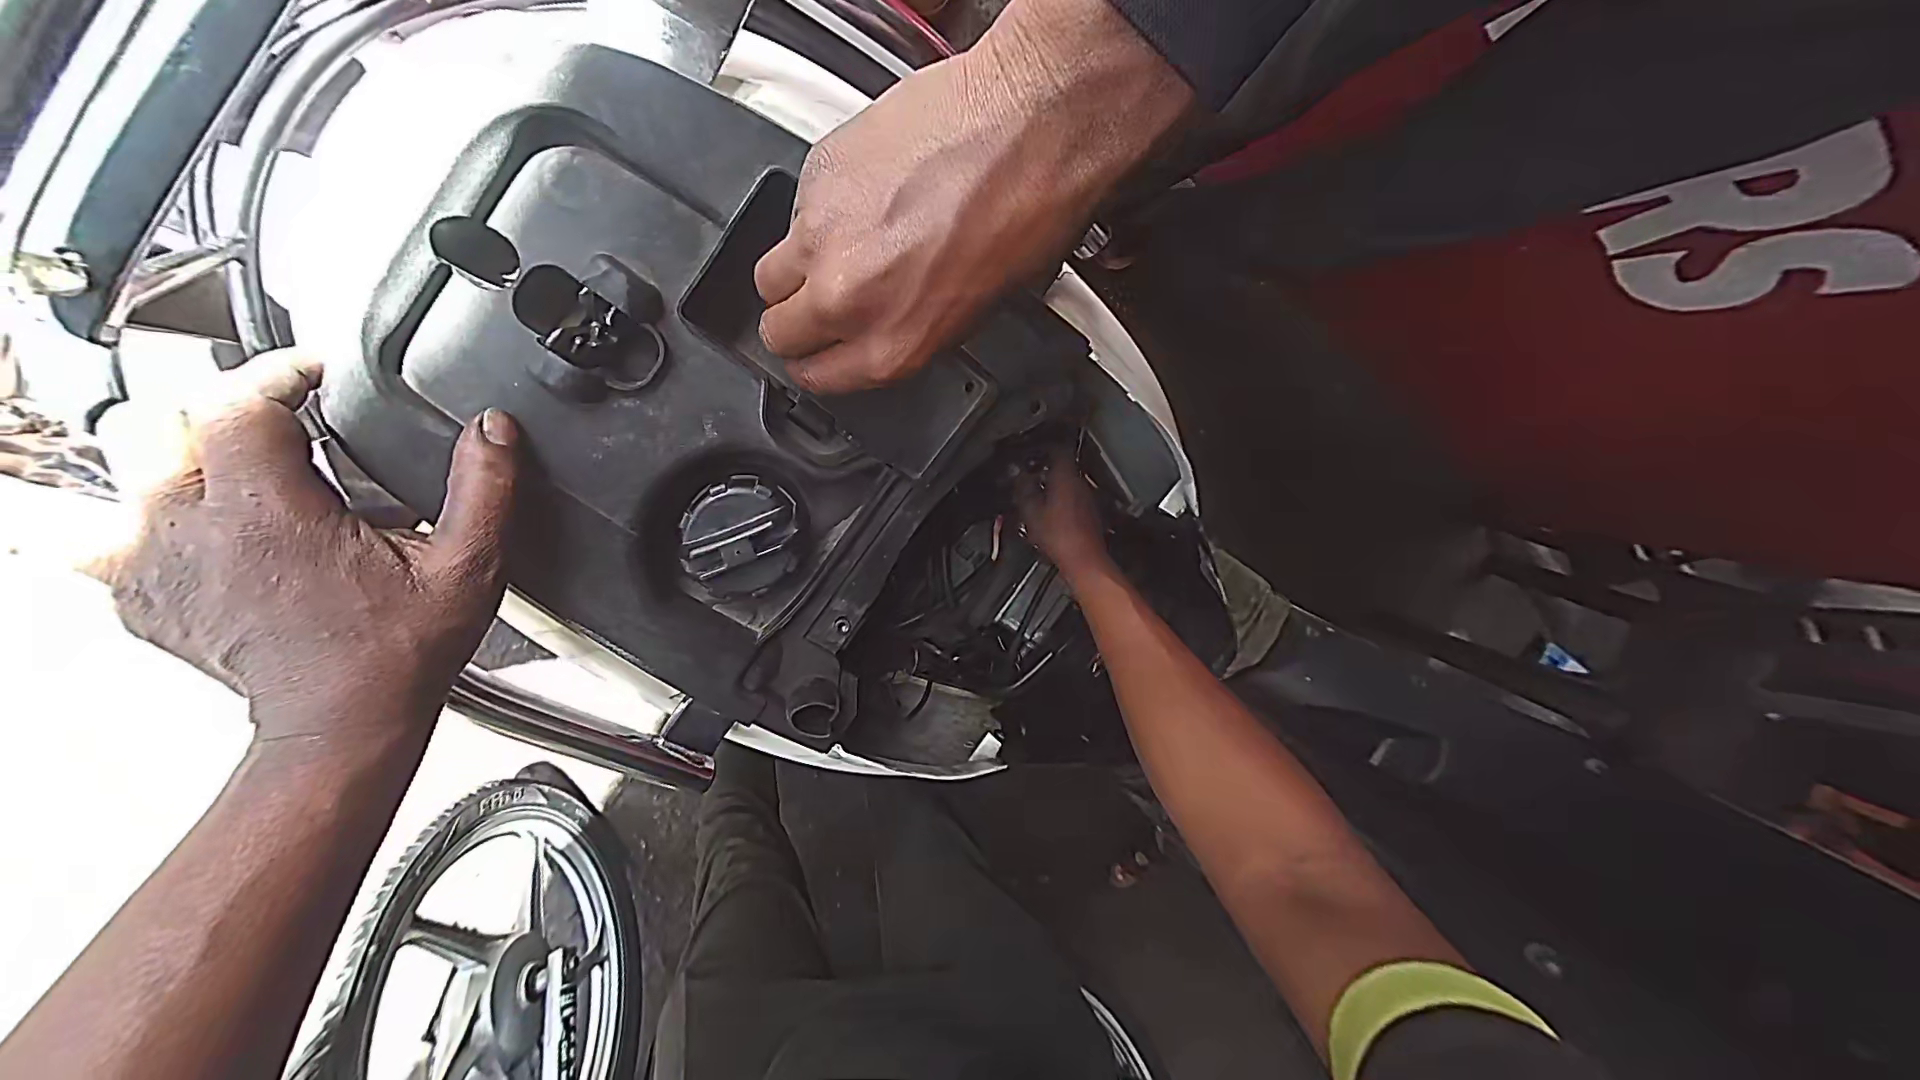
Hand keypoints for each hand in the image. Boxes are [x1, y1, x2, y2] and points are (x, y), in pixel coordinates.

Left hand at [94, 352, 519, 744]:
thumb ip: (484, 489)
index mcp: (268, 514)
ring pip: (130, 465)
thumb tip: (492, 430)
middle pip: (163, 420)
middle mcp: (187, 530)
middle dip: (232, 412)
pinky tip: (233, 528)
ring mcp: (150, 564)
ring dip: (197, 455)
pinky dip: (170, 508)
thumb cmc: (400, 649)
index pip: (236, 401)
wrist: (344, 719)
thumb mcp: (468, 565)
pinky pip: (116, 522)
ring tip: (266, 474)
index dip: (280, 373)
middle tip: (296, 427)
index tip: (316, 373)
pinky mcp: (138, 592)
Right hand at [754, 0, 1191, 393]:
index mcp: (892, 346)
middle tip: (821, 303)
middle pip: (778, 331)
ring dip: (795, 271)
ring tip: (839, 250)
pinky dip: (816, 214)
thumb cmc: (1024, 216)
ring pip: (770, 275)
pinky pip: (793, 213)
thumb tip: (873, 333)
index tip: (818, 352)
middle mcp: (849, 300)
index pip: (815, 377)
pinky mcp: (815, 176)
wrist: (1029, 126)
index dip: (816, 365)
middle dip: (795, 323)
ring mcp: (823, 237)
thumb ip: (903, 334)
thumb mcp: (971, 315)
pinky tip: (860, 201)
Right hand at [1014, 447, 1111, 579]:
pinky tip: (1051, 513)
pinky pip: (1074, 498)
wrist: (1083, 560)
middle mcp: (1080, 484)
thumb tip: (1019, 477)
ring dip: (1054, 485)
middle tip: (1031, 473)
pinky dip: (1062, 499)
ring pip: (1069, 482)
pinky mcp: (1090, 512)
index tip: (1034, 450)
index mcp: (1065, 478)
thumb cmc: (1060, 537)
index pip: (1058, 450)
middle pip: (1063, 466)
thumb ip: (1024, 490)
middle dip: (1046, 469)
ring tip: (1038, 494)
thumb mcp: (1031, 512)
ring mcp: (1087, 498)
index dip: (1044, 448)